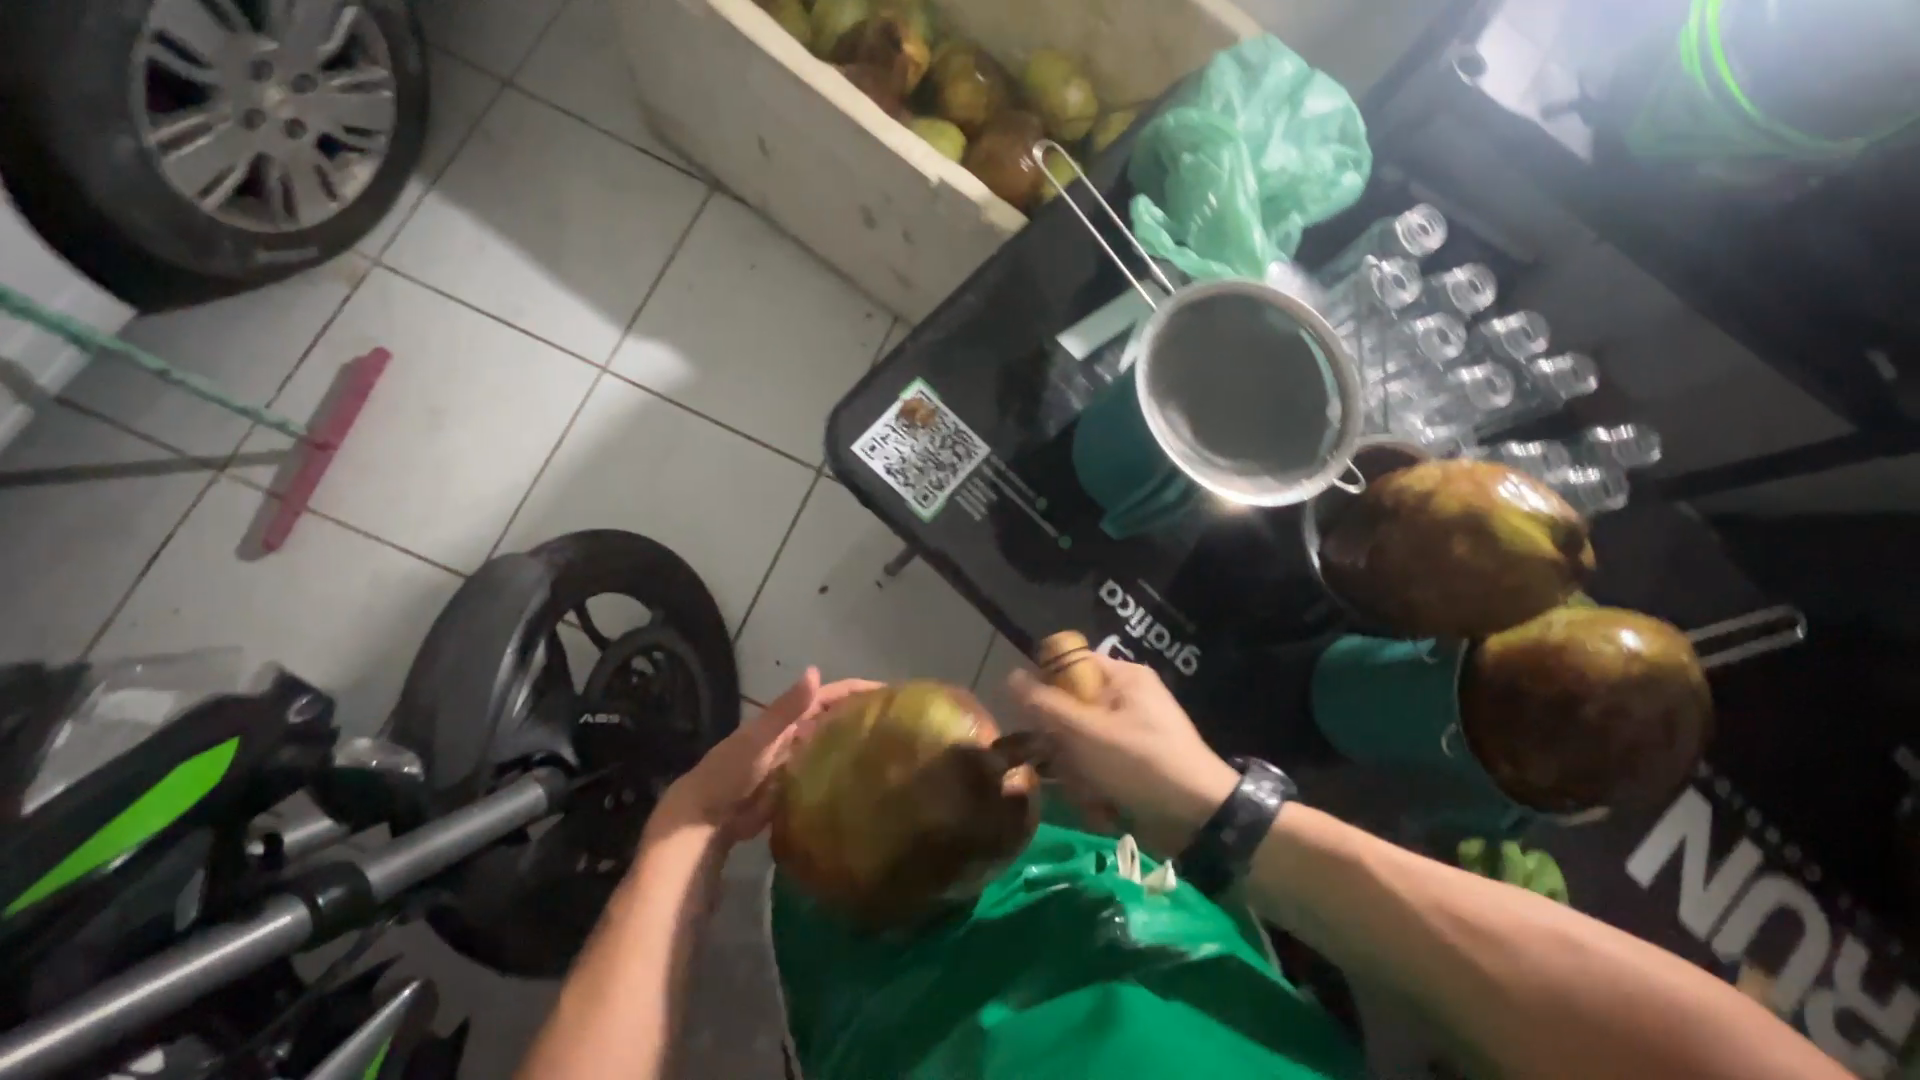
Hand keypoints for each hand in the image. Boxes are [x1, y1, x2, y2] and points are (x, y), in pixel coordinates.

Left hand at [652, 668, 881, 844]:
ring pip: (830, 750)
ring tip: (890, 752)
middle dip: (860, 718)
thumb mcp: (758, 737)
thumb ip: (786, 709)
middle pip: (832, 722)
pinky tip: (865, 783)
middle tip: (897, 723)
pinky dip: (842, 777)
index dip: (854, 691)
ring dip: (853, 747)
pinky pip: (824, 779)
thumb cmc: (729, 772)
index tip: (888, 692)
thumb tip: (815, 670)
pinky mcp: (793, 793)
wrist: (704, 819)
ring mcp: (793, 766)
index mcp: (785, 721)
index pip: (827, 698)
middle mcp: (792, 739)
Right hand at [1008, 654, 1237, 856]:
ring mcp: (1129, 735)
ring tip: (1089, 792)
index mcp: (1123, 678)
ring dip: (1075, 773)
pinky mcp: (1130, 766)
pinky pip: (1094, 767)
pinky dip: (1092, 788)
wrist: (1199, 819)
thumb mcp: (1088, 732)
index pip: (1070, 665)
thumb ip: (1046, 705)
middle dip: (1061, 744)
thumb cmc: (1143, 763)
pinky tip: (1100, 808)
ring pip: (1077, 744)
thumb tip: (1010, 676)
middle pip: (1069, 709)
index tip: (1032, 718)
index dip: (1045, 687)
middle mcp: (1125, 700)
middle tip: (1062, 764)